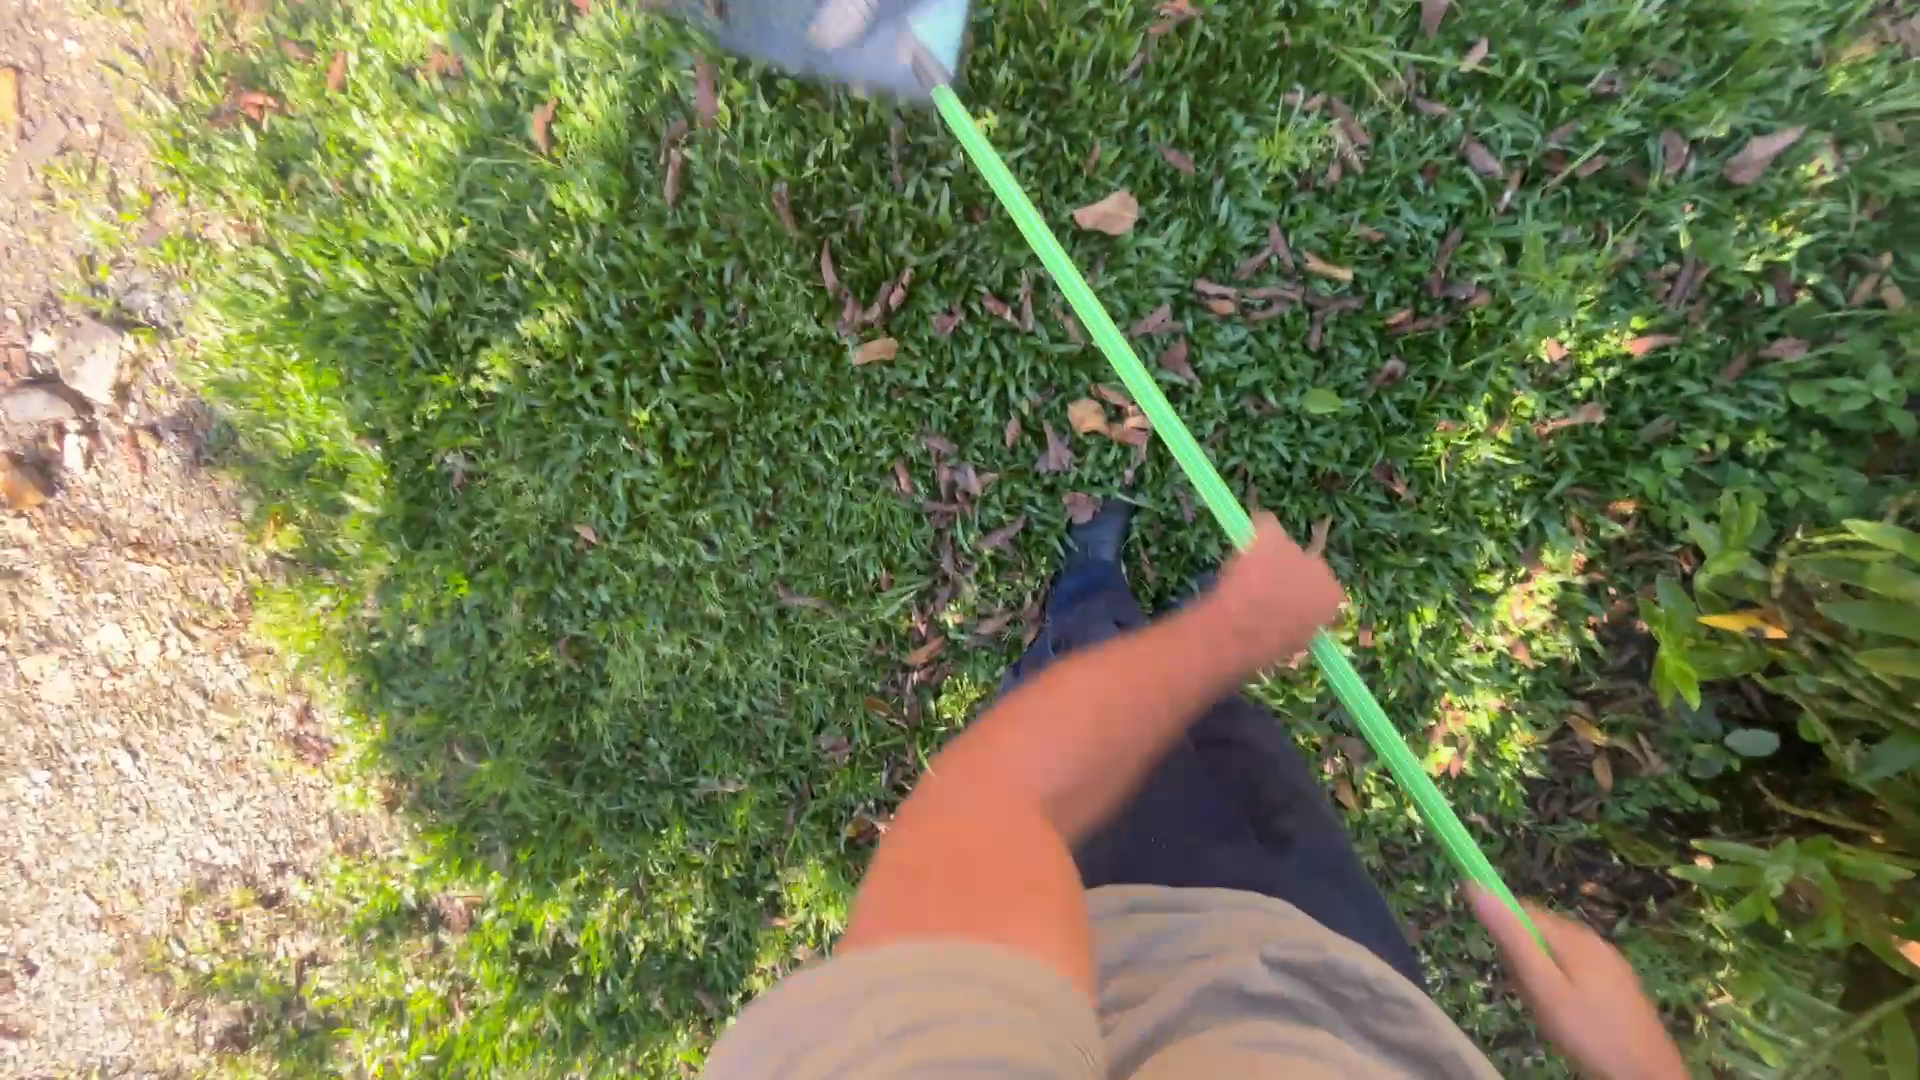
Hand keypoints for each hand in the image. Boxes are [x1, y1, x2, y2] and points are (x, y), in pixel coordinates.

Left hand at [1201, 512, 1343, 671]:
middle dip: (1285, 571)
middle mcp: (1320, 569)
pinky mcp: (1272, 536)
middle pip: (1304, 563)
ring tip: (1244, 575)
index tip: (1283, 599)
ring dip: (1267, 555)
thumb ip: (1302, 624)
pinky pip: (1265, 523)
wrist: (1244, 628)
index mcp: (1331, 598)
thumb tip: (1295, 625)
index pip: (1322, 586)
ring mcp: (1295, 550)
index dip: (1300, 591)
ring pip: (1281, 544)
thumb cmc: (1267, 644)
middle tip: (1261, 585)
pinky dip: (1255, 530)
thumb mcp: (1294, 641)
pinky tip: (1242, 545)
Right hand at [1468, 886, 1688, 1079]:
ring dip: (1541, 973)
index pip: (1519, 909)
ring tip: (1549, 1008)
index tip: (1506, 964)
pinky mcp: (1620, 983)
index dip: (1503, 931)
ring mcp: (1610, 961)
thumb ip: (1509, 936)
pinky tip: (1570, 1014)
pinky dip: (1563, 984)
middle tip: (1530, 994)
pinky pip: (1576, 968)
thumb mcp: (1541, 985)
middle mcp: (1592, 938)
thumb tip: (1474, 886)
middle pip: (1537, 931)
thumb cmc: (1588, 1032)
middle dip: (1524, 958)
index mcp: (1572, 935)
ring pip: (1555, 951)